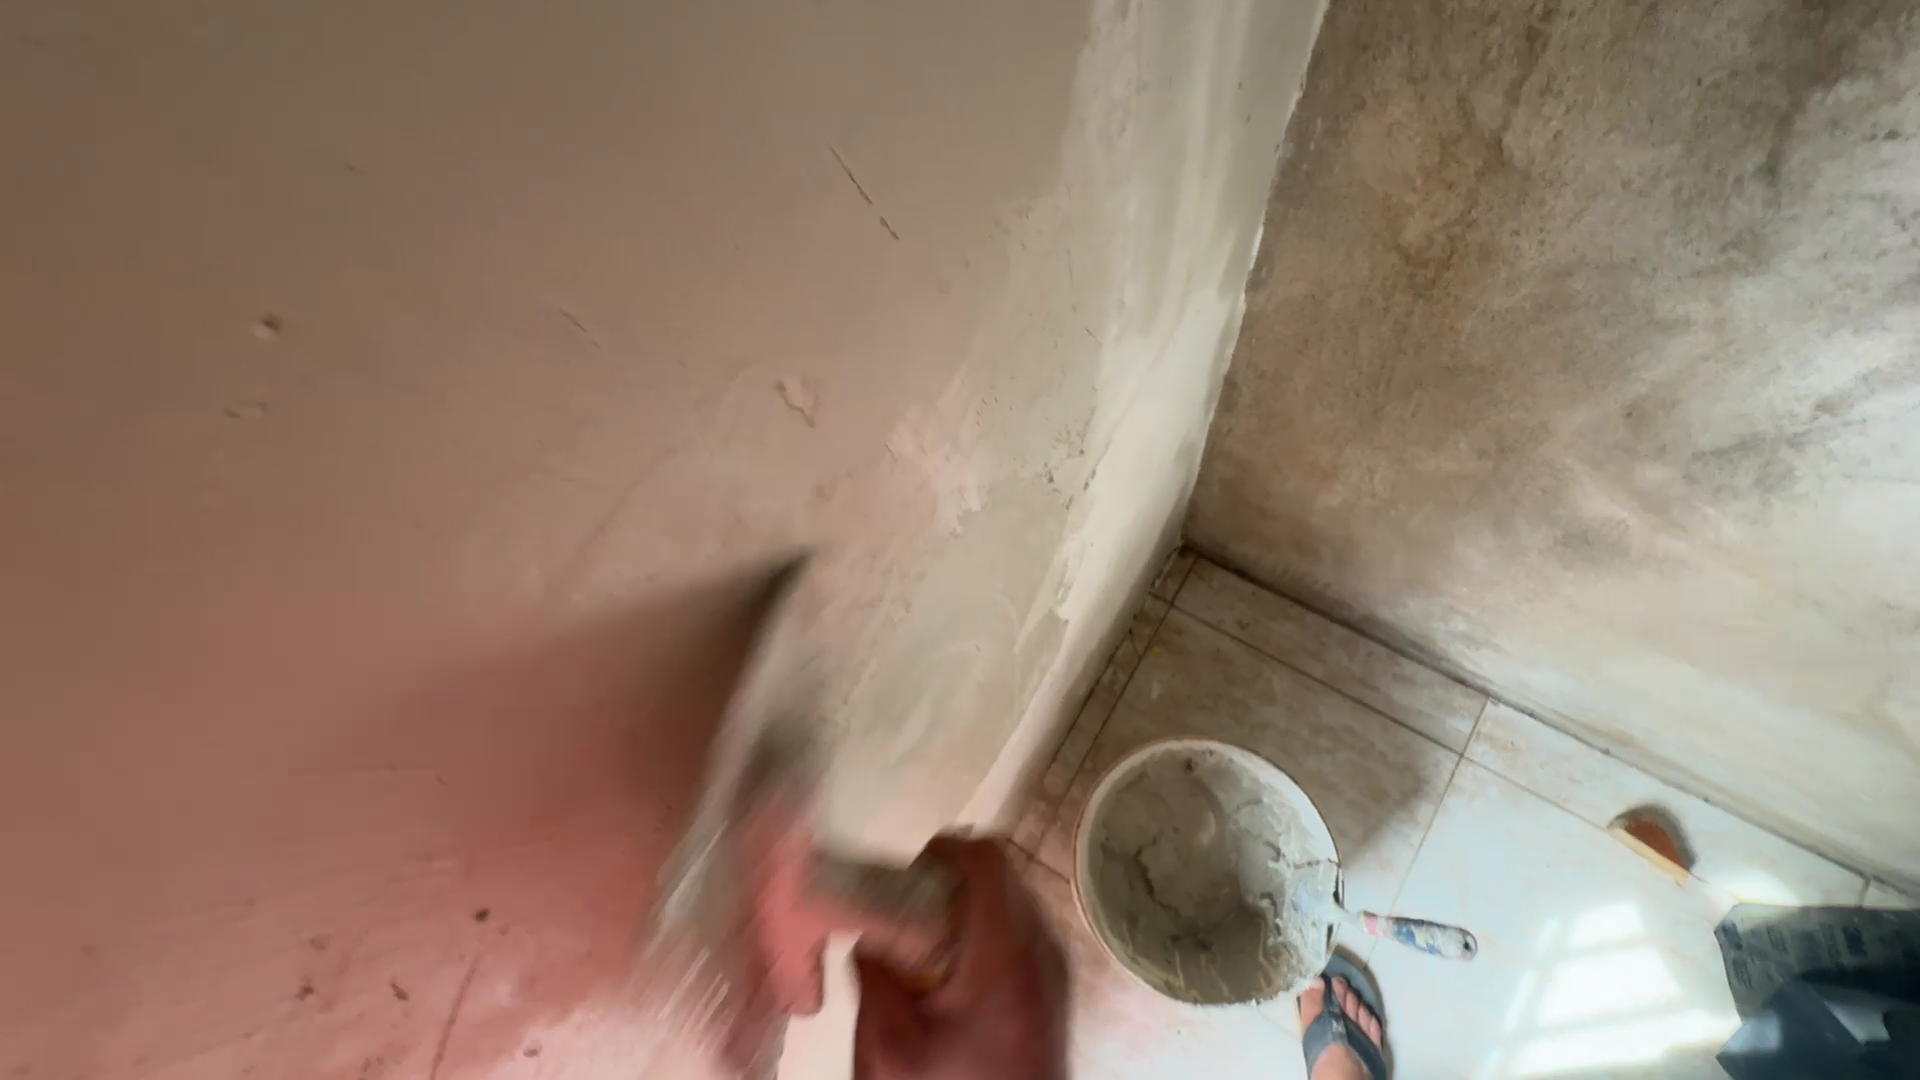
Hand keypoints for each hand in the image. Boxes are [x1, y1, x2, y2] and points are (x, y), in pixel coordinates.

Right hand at [851, 837, 1068, 1079]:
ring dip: (972, 900)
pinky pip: (1024, 927)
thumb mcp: (886, 1052)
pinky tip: (960, 971)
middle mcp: (1042, 951)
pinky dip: (990, 926)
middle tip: (913, 908)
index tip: (910, 871)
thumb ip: (875, 975)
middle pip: (1002, 872)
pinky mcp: (1058, 988)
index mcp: (1004, 957)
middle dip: (954, 876)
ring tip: (933, 942)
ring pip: (1015, 896)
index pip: (987, 860)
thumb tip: (870, 930)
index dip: (946, 849)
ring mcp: (1057, 969)